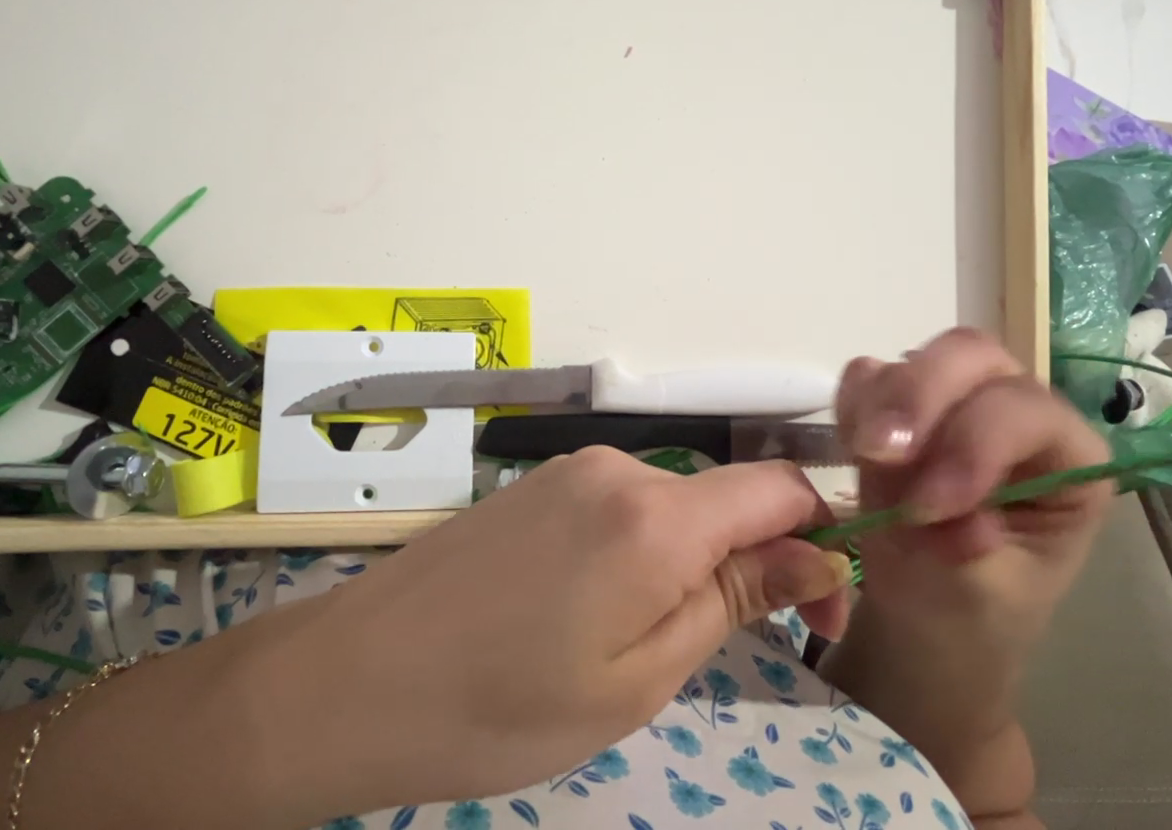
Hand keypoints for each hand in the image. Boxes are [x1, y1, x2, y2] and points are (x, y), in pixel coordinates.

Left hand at [260, 447, 853, 819]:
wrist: (351, 679)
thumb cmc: (503, 704)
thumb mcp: (640, 676)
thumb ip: (735, 599)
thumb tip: (819, 558)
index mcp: (657, 514)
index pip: (781, 488)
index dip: (820, 541)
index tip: (819, 615)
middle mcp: (619, 468)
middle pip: (725, 499)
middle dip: (750, 563)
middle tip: (714, 650)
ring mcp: (570, 472)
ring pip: (672, 507)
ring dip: (688, 565)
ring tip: (634, 646)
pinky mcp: (536, 487)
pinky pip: (620, 508)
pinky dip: (638, 554)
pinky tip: (588, 614)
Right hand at [836, 327, 1112, 653]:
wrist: (921, 623)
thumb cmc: (968, 617)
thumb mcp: (976, 599)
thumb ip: (963, 549)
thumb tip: (942, 510)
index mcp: (1066, 461)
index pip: (1028, 413)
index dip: (975, 444)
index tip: (924, 506)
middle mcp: (1016, 415)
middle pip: (974, 357)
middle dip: (921, 396)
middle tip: (874, 452)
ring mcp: (954, 403)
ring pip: (920, 359)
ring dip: (882, 402)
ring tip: (860, 457)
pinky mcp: (900, 408)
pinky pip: (870, 377)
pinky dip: (854, 402)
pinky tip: (850, 448)